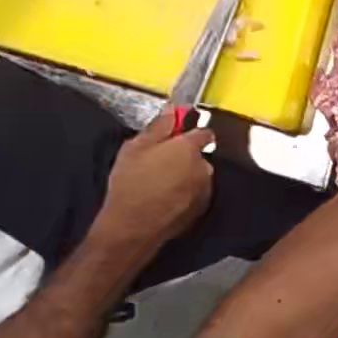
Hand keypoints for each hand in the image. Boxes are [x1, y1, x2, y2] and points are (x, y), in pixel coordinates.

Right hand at [89, 110, 214, 249]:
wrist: (136, 224)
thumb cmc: (132, 182)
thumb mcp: (136, 147)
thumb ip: (159, 128)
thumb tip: (174, 113)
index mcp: (189, 150)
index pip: (204, 133)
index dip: (193, 131)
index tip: (180, 133)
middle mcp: (203, 169)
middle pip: (200, 157)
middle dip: (186, 157)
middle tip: (162, 161)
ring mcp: (205, 191)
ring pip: (199, 177)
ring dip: (187, 176)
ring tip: (162, 182)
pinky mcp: (201, 210)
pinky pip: (196, 194)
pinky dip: (187, 193)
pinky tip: (167, 197)